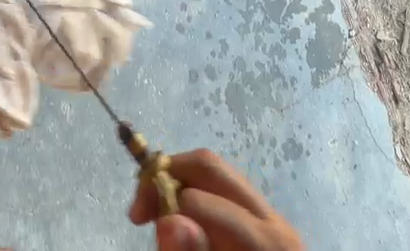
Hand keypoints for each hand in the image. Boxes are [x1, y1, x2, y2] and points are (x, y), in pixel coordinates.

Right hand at [127, 150, 303, 250]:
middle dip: (170, 173)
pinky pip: (226, 191)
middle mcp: (272, 219)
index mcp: (262, 242)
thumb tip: (170, 220)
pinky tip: (185, 220)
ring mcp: (273, 218)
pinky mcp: (267, 223)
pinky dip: (199, 194)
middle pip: (210, 168)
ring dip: (183, 183)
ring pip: (218, 174)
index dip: (161, 198)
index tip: (136, 219)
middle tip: (144, 204)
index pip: (200, 200)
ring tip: (160, 210)